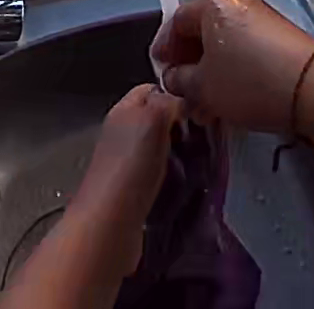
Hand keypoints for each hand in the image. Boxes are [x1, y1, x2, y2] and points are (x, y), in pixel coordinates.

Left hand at [66, 84, 181, 276]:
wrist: (107, 227)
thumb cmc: (131, 165)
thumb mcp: (155, 117)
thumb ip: (171, 100)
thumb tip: (185, 102)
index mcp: (124, 109)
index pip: (153, 87)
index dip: (177, 92)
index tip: (200, 105)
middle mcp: (122, 131)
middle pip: (158, 116)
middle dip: (181, 122)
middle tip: (205, 133)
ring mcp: (125, 162)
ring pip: (160, 145)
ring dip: (179, 150)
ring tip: (200, 156)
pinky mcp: (131, 190)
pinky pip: (158, 171)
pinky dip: (172, 173)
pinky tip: (185, 181)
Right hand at [151, 0, 313, 132]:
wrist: (311, 88)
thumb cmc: (252, 81)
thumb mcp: (203, 87)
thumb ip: (179, 80)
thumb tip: (174, 78)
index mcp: (213, 3)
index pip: (176, 19)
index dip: (164, 48)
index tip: (161, 70)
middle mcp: (236, 1)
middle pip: (200, 28)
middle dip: (188, 61)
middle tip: (181, 89)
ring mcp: (259, 15)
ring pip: (222, 41)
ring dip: (209, 69)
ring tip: (204, 102)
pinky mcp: (276, 33)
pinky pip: (242, 46)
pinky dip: (231, 67)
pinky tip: (228, 95)